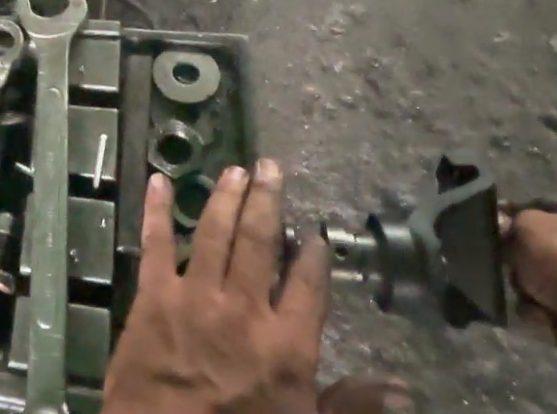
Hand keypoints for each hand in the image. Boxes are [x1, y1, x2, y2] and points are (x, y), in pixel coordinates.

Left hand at [103, 160, 331, 413]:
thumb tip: (402, 389)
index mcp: (285, 344)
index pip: (306, 284)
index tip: (313, 230)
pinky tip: (159, 180)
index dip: (311, 254)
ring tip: (234, 170)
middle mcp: (243, 308)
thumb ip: (351, 405)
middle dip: (266, 200)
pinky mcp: (153, 295)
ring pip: (214, 233)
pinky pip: (155, 243)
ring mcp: (194, 296)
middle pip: (258, 241)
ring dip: (225, 197)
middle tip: (269, 167)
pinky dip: (156, 209)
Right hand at [506, 206, 556, 351]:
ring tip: (528, 293)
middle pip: (542, 244)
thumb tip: (508, 230)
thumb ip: (512, 220)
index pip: (545, 204)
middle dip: (520, 256)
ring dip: (527, 285)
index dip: (516, 211)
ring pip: (543, 275)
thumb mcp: (528, 225)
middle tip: (510, 263)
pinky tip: (540, 312)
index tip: (495, 225)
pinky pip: (553, 303)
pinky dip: (541, 308)